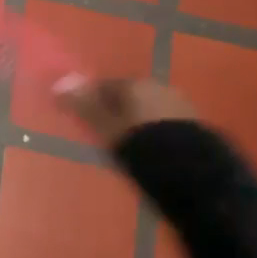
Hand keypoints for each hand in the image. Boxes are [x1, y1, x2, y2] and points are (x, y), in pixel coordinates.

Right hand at [56, 77, 197, 148]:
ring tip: (131, 144)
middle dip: (117, 110)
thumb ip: (82, 105)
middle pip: (129, 96)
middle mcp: (158, 87)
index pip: (103, 86)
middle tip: (108, 133)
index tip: (84, 121)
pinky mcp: (199, 126)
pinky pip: (167, 123)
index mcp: (134, 84)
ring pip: (149, 109)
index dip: (91, 102)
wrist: (194, 174)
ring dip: (139, 121)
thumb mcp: (105, 128)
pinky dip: (157, 131)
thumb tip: (57, 84)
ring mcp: (182, 105)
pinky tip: (154, 149)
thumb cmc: (140, 145)